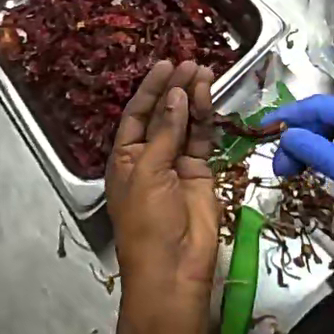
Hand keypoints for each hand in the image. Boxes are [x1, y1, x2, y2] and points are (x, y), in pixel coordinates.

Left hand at [105, 60, 218, 297]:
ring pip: (185, 123)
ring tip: (203, 71)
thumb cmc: (147, 221)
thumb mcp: (148, 171)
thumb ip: (165, 132)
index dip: (151, 88)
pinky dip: (206, 118)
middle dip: (175, 88)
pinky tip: (208, 97)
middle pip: (163, 113)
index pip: (138, 112)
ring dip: (193, 98)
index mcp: (126, 155)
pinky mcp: (201, 173)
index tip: (166, 64)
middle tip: (189, 63)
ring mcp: (176, 164)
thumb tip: (176, 96)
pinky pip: (202, 139)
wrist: (173, 270)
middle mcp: (150, 155)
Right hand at [263, 94, 333, 316]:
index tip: (260, 130)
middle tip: (279, 167)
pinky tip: (316, 172)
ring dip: (309, 150)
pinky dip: (325, 158)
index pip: (316, 106)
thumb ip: (315, 150)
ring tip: (292, 172)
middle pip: (322, 120)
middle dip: (297, 139)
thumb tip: (285, 134)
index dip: (286, 116)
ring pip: (331, 135)